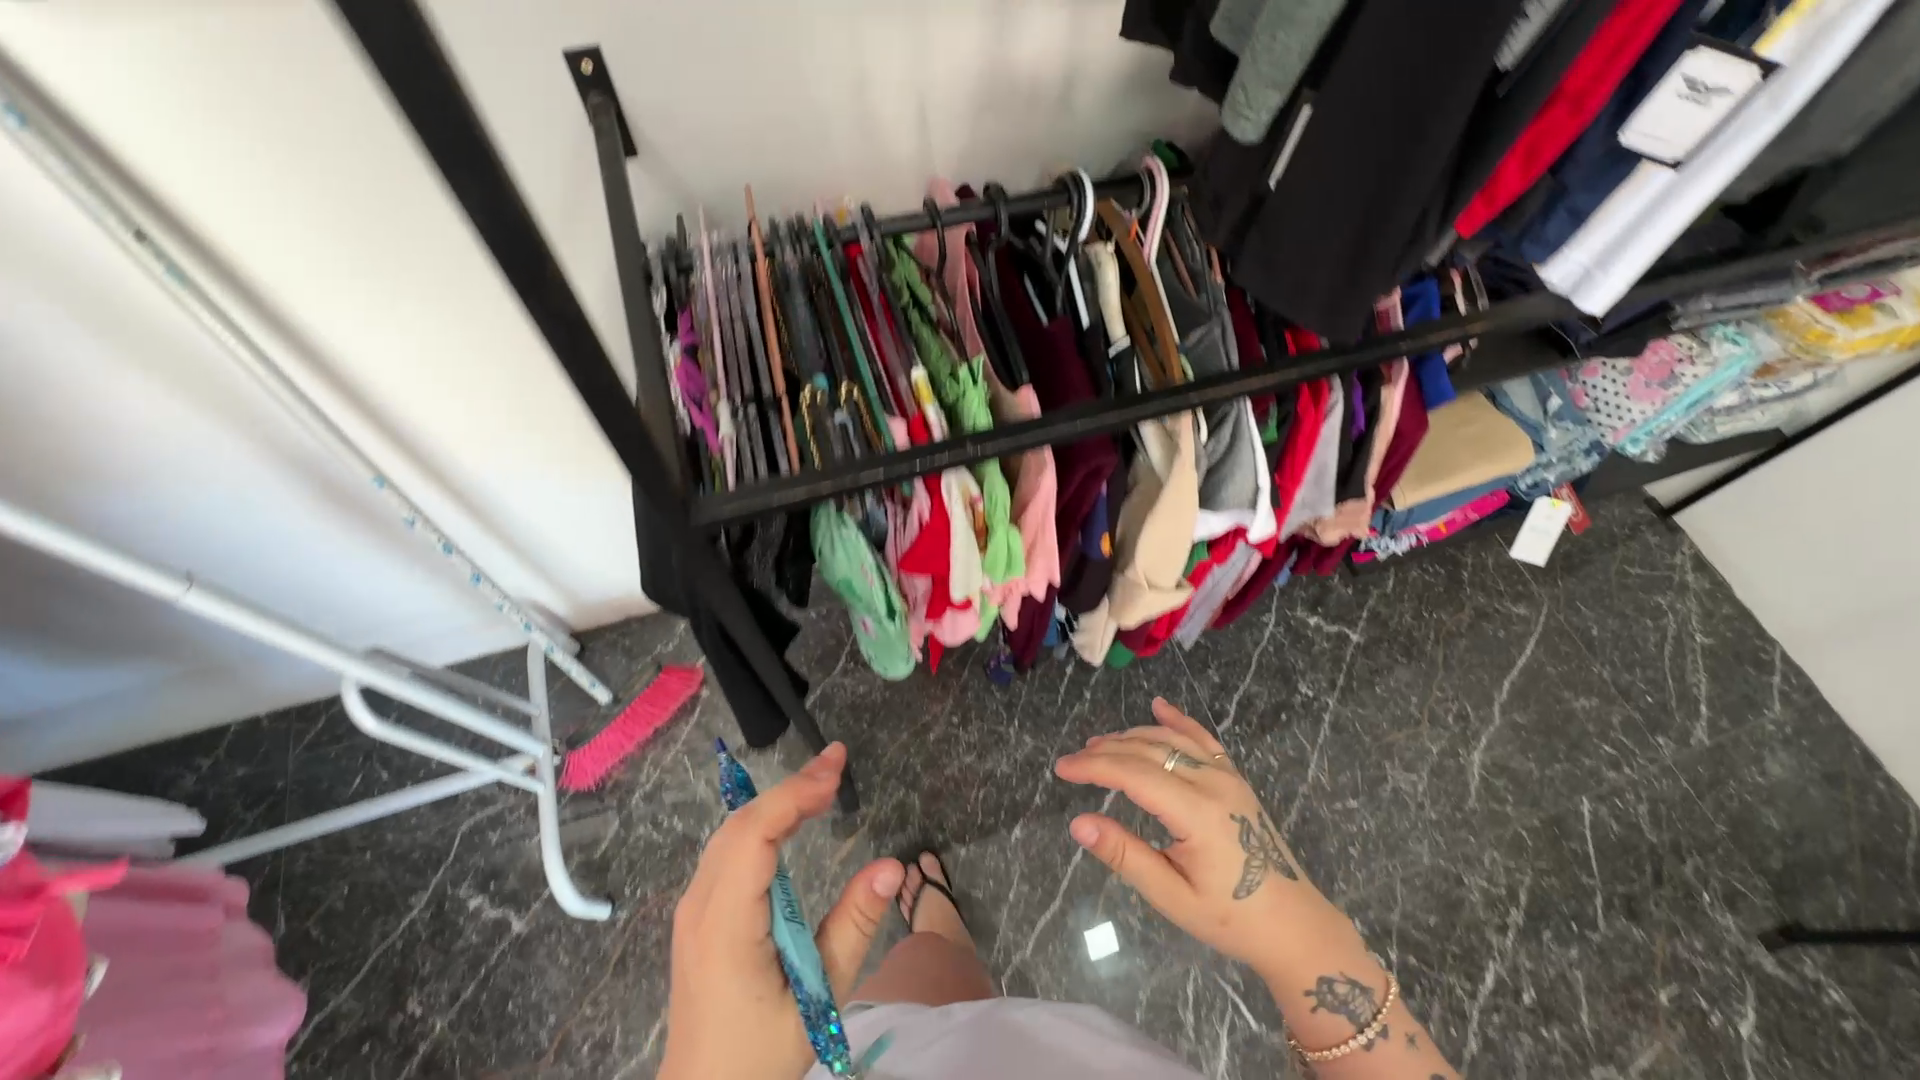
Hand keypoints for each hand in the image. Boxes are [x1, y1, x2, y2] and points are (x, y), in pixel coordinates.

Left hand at [660, 743, 905, 1079]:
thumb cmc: (762, 1052)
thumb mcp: (820, 997)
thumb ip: (854, 928)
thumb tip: (891, 864)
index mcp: (725, 925)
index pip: (754, 835)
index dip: (794, 795)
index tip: (836, 770)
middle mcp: (700, 905)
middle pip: (741, 824)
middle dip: (791, 787)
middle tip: (837, 762)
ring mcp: (693, 909)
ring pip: (731, 834)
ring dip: (776, 802)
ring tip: (823, 783)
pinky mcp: (699, 915)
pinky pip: (728, 853)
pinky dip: (762, 825)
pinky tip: (790, 822)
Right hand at [1054, 698, 1346, 982]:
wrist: (1293, 925)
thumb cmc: (1229, 917)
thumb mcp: (1171, 895)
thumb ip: (1124, 854)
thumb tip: (1077, 823)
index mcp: (1196, 812)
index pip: (1133, 774)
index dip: (1093, 767)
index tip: (1061, 769)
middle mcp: (1213, 783)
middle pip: (1149, 751)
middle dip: (1105, 751)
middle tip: (1072, 761)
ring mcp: (1229, 778)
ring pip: (1173, 740)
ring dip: (1133, 736)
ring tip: (1098, 744)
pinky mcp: (1237, 781)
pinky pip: (1204, 741)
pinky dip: (1179, 721)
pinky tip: (1160, 707)